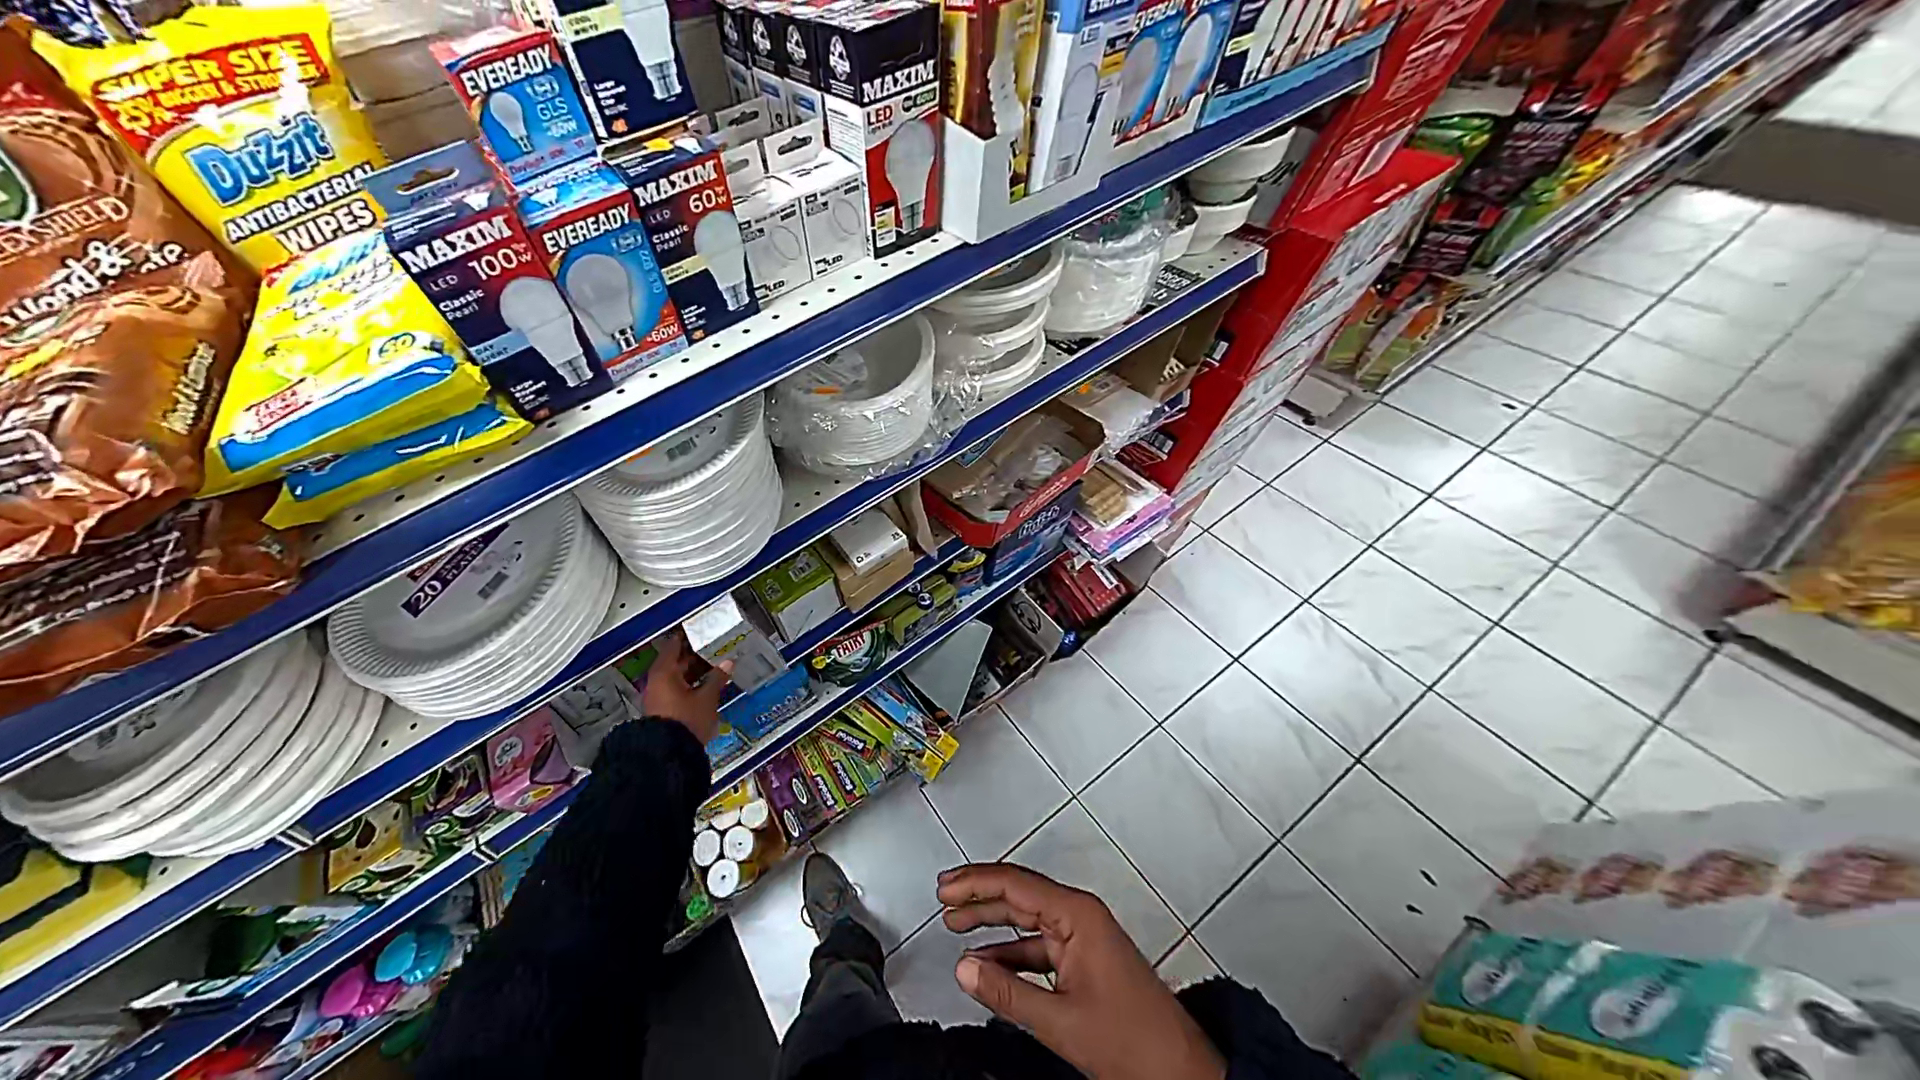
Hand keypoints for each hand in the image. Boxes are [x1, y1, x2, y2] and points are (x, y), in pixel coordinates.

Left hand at [641, 633, 727, 744]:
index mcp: (664, 673)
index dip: (687, 637)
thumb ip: (717, 678)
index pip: (674, 646)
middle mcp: (656, 682)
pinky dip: (689, 685)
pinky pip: (675, 690)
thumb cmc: (686, 720)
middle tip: (713, 649)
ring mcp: (657, 697)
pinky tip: (704, 687)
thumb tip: (727, 662)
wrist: (668, 754)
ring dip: (692, 672)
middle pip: (674, 662)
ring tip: (713, 667)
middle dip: (693, 656)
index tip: (700, 630)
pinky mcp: (662, 711)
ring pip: (675, 677)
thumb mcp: (707, 698)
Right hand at [938, 863, 1225, 1079]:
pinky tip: (987, 960)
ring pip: (1026, 917)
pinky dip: (1010, 951)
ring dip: (991, 921)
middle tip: (944, 897)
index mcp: (1077, 914)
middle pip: (1019, 893)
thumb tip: (964, 967)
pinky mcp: (1083, 957)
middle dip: (979, 895)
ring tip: (956, 922)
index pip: (1015, 884)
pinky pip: (1037, 944)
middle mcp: (1079, 915)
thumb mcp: (1059, 1019)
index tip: (946, 888)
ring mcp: (1082, 935)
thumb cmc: (1133, 1040)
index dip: (975, 883)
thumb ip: (1006, 992)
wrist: (1177, 1069)